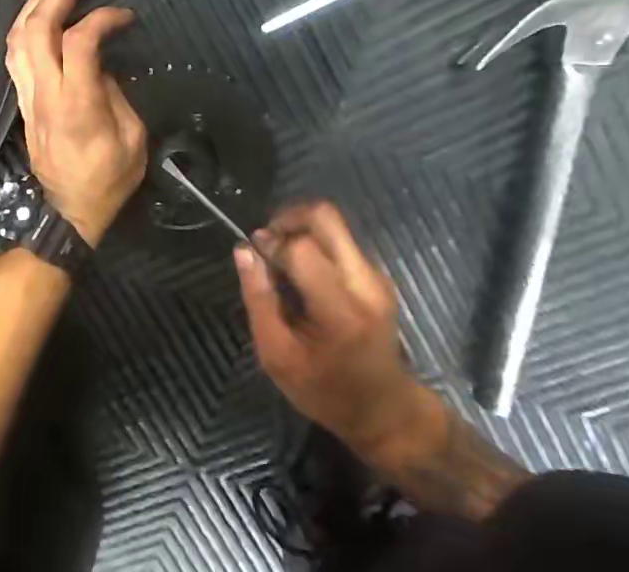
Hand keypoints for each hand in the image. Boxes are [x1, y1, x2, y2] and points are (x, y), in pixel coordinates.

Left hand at [5, 0, 147, 244]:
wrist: (67, 210)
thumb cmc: (108, 179)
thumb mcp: (133, 138)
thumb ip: (116, 93)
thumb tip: (99, 65)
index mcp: (77, 102)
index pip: (80, 40)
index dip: (102, 17)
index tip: (124, 16)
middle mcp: (44, 92)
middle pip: (37, 27)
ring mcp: (27, 94)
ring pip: (18, 36)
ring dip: (37, 3)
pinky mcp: (22, 99)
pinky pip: (14, 53)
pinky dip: (26, 26)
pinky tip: (42, 15)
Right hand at [236, 201, 437, 466]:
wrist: (385, 411)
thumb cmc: (325, 390)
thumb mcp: (276, 356)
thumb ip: (258, 299)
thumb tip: (243, 250)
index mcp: (341, 310)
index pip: (303, 247)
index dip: (272, 243)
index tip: (256, 256)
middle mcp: (365, 283)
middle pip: (325, 216)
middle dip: (288, 219)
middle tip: (267, 243)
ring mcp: (376, 276)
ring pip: (333, 225)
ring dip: (300, 231)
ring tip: (281, 260)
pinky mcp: (377, 275)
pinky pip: (340, 241)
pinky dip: (314, 244)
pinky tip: (300, 273)